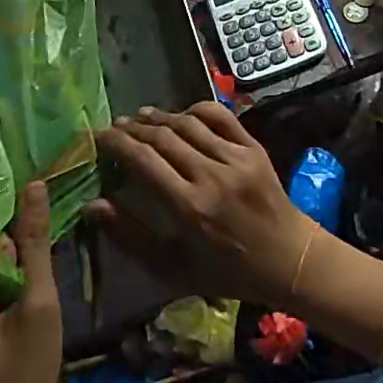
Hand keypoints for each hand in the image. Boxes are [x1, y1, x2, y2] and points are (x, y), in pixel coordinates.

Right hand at [89, 102, 314, 306]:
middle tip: (116, 127)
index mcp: (190, 207)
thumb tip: (93, 206)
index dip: (117, 144)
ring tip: (141, 117)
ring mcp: (236, 157)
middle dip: (134, 128)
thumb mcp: (174, 268)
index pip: (144, 161)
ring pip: (189, 124)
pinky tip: (182, 115)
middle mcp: (212, 175)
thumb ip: (131, 237)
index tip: (98, 137)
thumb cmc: (228, 271)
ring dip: (161, 117)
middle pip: (163, 138)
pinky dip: (198, 110)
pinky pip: (221, 117)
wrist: (288, 259)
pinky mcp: (254, 148)